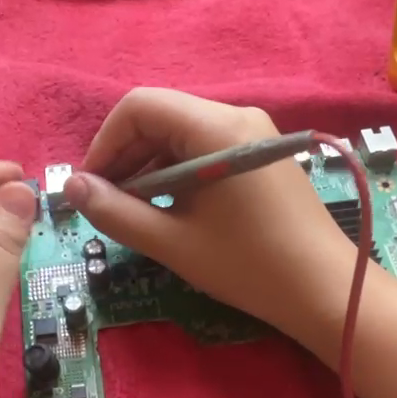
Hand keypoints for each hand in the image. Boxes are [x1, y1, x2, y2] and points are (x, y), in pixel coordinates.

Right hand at [63, 89, 356, 359]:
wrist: (326, 291)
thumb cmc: (248, 267)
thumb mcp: (172, 243)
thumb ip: (116, 212)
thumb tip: (70, 187)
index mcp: (215, 128)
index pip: (139, 106)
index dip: (105, 143)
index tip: (90, 187)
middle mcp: (235, 116)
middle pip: (159, 117)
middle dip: (124, 158)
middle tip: (106, 205)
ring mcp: (253, 133)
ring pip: (180, 134)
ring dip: (148, 168)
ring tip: (135, 213)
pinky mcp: (260, 154)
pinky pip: (204, 148)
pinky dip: (176, 173)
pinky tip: (170, 210)